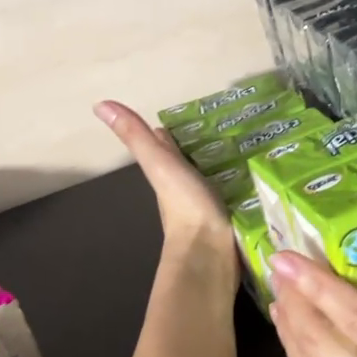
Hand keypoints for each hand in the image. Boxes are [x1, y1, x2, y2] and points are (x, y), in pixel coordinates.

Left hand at [95, 101, 235, 295]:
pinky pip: (237, 191)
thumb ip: (137, 136)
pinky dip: (243, 180)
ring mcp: (207, 202)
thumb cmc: (183, 205)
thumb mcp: (159, 164)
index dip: (172, 130)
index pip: (166, 145)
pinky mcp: (230, 213)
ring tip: (252, 143)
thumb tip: (100, 104)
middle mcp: (184, 186)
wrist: (207, 252)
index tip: (189, 114)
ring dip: (228, 161)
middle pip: (193, 160)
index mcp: (167, 172)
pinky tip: (256, 174)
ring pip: (215, 175)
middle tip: (232, 124)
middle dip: (207, 144)